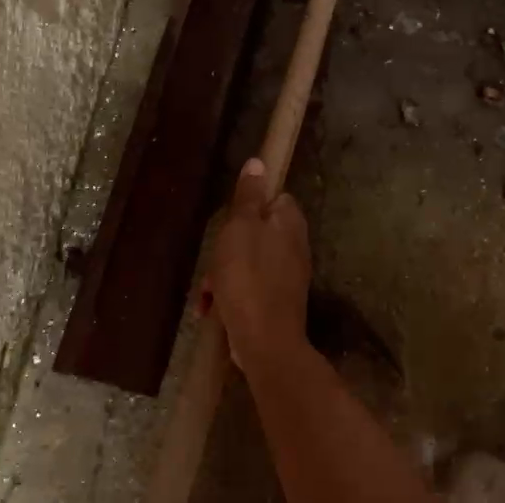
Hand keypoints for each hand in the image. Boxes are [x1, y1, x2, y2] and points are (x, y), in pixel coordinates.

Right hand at [205, 158, 311, 374]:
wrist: (264, 342)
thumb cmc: (248, 276)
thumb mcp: (240, 227)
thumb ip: (248, 195)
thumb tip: (259, 162)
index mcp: (290, 222)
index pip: (274, 197)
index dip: (250, 205)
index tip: (230, 218)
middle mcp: (295, 246)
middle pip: (256, 232)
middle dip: (228, 247)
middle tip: (214, 260)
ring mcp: (287, 277)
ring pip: (248, 262)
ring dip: (224, 275)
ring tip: (208, 293)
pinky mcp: (277, 303)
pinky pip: (249, 288)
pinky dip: (231, 296)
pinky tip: (212, 311)